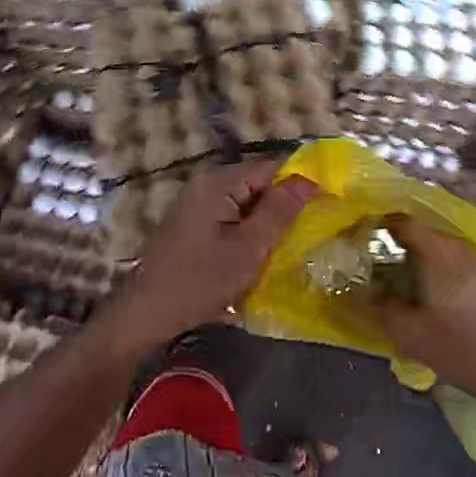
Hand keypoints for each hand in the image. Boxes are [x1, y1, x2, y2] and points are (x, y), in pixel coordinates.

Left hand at [109, 160, 317, 348]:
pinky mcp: (195, 218)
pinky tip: (262, 251)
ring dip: (267, 219)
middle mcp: (207, 180)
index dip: (300, 182)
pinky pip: (232, 212)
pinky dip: (250, 228)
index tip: (328, 202)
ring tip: (292, 243)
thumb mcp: (248, 249)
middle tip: (312, 230)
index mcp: (219, 181)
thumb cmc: (199, 280)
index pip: (270, 167)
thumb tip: (308, 179)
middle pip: (258, 181)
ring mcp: (199, 199)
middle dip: (284, 203)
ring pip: (247, 199)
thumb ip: (278, 211)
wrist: (147, 309)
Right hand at [376, 219, 475, 407]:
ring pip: (466, 258)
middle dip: (423, 259)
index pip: (406, 225)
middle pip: (437, 242)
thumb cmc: (471, 355)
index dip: (389, 232)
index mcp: (442, 254)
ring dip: (455, 273)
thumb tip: (366, 292)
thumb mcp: (414, 340)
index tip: (379, 247)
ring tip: (453, 304)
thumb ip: (383, 310)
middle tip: (414, 286)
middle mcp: (472, 248)